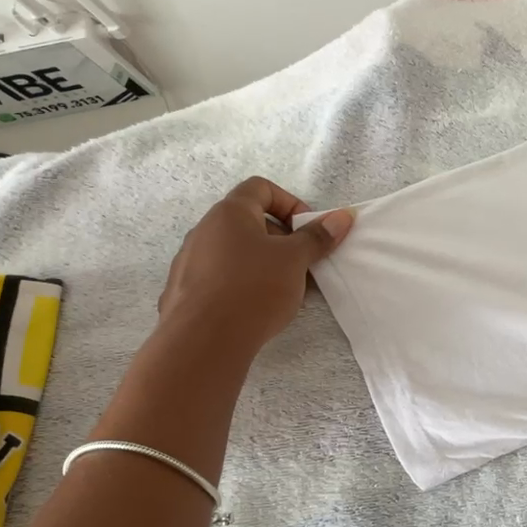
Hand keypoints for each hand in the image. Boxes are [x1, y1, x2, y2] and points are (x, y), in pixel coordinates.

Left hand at [156, 177, 352, 357]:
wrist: (205, 338)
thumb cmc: (255, 287)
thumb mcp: (296, 260)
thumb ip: (317, 236)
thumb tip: (342, 216)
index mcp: (230, 213)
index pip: (260, 188)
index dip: (290, 203)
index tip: (307, 230)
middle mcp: (204, 229)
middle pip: (248, 221)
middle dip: (281, 239)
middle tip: (302, 264)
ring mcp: (190, 259)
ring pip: (235, 250)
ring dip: (263, 262)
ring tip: (283, 289)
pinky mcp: (184, 289)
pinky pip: (220, 275)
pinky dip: (242, 282)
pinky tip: (256, 307)